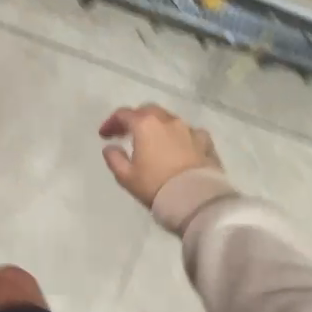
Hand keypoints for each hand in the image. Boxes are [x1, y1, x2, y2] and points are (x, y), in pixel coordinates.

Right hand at [99, 104, 221, 208]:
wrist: (196, 200)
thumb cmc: (156, 186)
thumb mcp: (126, 176)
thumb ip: (114, 158)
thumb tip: (111, 148)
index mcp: (145, 125)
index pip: (123, 114)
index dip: (111, 122)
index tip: (104, 135)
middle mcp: (168, 121)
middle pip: (148, 110)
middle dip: (135, 118)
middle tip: (128, 133)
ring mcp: (190, 130)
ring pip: (170, 119)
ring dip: (158, 126)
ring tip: (154, 141)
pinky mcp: (206, 142)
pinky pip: (190, 133)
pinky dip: (181, 136)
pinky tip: (179, 147)